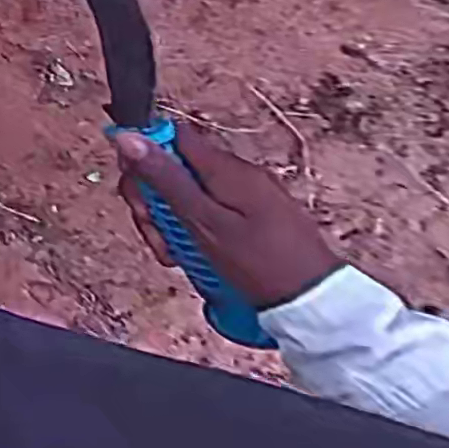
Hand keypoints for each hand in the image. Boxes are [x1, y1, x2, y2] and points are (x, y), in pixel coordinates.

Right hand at [112, 125, 340, 307]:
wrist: (321, 312)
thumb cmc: (261, 265)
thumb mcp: (202, 221)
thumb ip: (163, 177)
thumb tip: (127, 135)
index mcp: (225, 169)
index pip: (170, 134)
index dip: (142, 150)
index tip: (134, 181)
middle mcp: (236, 174)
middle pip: (172, 166)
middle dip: (150, 195)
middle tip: (151, 226)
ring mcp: (246, 196)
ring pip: (183, 191)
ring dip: (165, 218)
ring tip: (169, 250)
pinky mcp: (251, 217)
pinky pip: (203, 209)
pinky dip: (187, 227)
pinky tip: (187, 253)